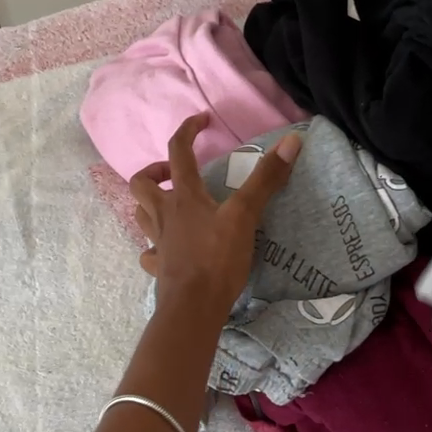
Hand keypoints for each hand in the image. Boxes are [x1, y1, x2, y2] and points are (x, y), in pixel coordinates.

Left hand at [129, 114, 301, 320]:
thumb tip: (291, 141)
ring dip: (150, 203)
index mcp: (183, 196)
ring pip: (140, 213)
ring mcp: (158, 242)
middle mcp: (164, 214)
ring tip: (171, 204)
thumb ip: (266, 178)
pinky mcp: (159, 268)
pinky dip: (154, 244)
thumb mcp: (245, 215)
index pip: (178, 150)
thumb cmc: (216, 259)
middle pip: (141, 182)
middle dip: (155, 170)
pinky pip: (149, 251)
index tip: (202, 120)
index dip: (188, 130)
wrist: (192, 310)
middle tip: (174, 172)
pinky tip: (167, 247)